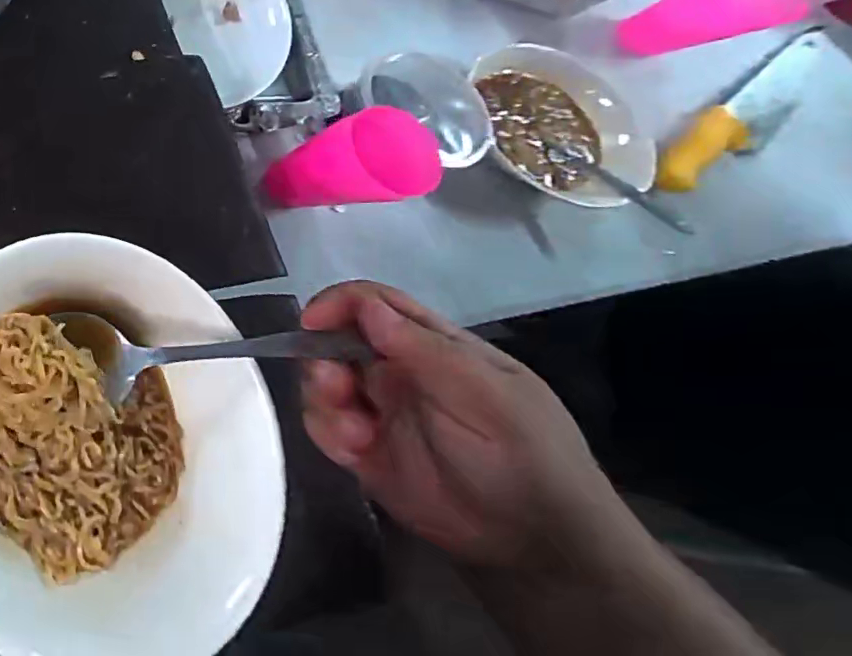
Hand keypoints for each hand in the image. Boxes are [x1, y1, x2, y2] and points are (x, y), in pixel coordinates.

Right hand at [299, 281, 632, 572]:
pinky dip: (327, 431)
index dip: (338, 302)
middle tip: (334, 386)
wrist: (538, 548)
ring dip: (323, 396)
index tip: (313, 321)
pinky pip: (323, 425)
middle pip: (335, 338)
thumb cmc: (525, 455)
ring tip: (353, 432)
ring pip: (322, 379)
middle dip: (321, 355)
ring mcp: (376, 408)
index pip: (374, 303)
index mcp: (430, 344)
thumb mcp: (488, 396)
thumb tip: (364, 305)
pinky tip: (353, 451)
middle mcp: (395, 368)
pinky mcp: (361, 449)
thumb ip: (425, 349)